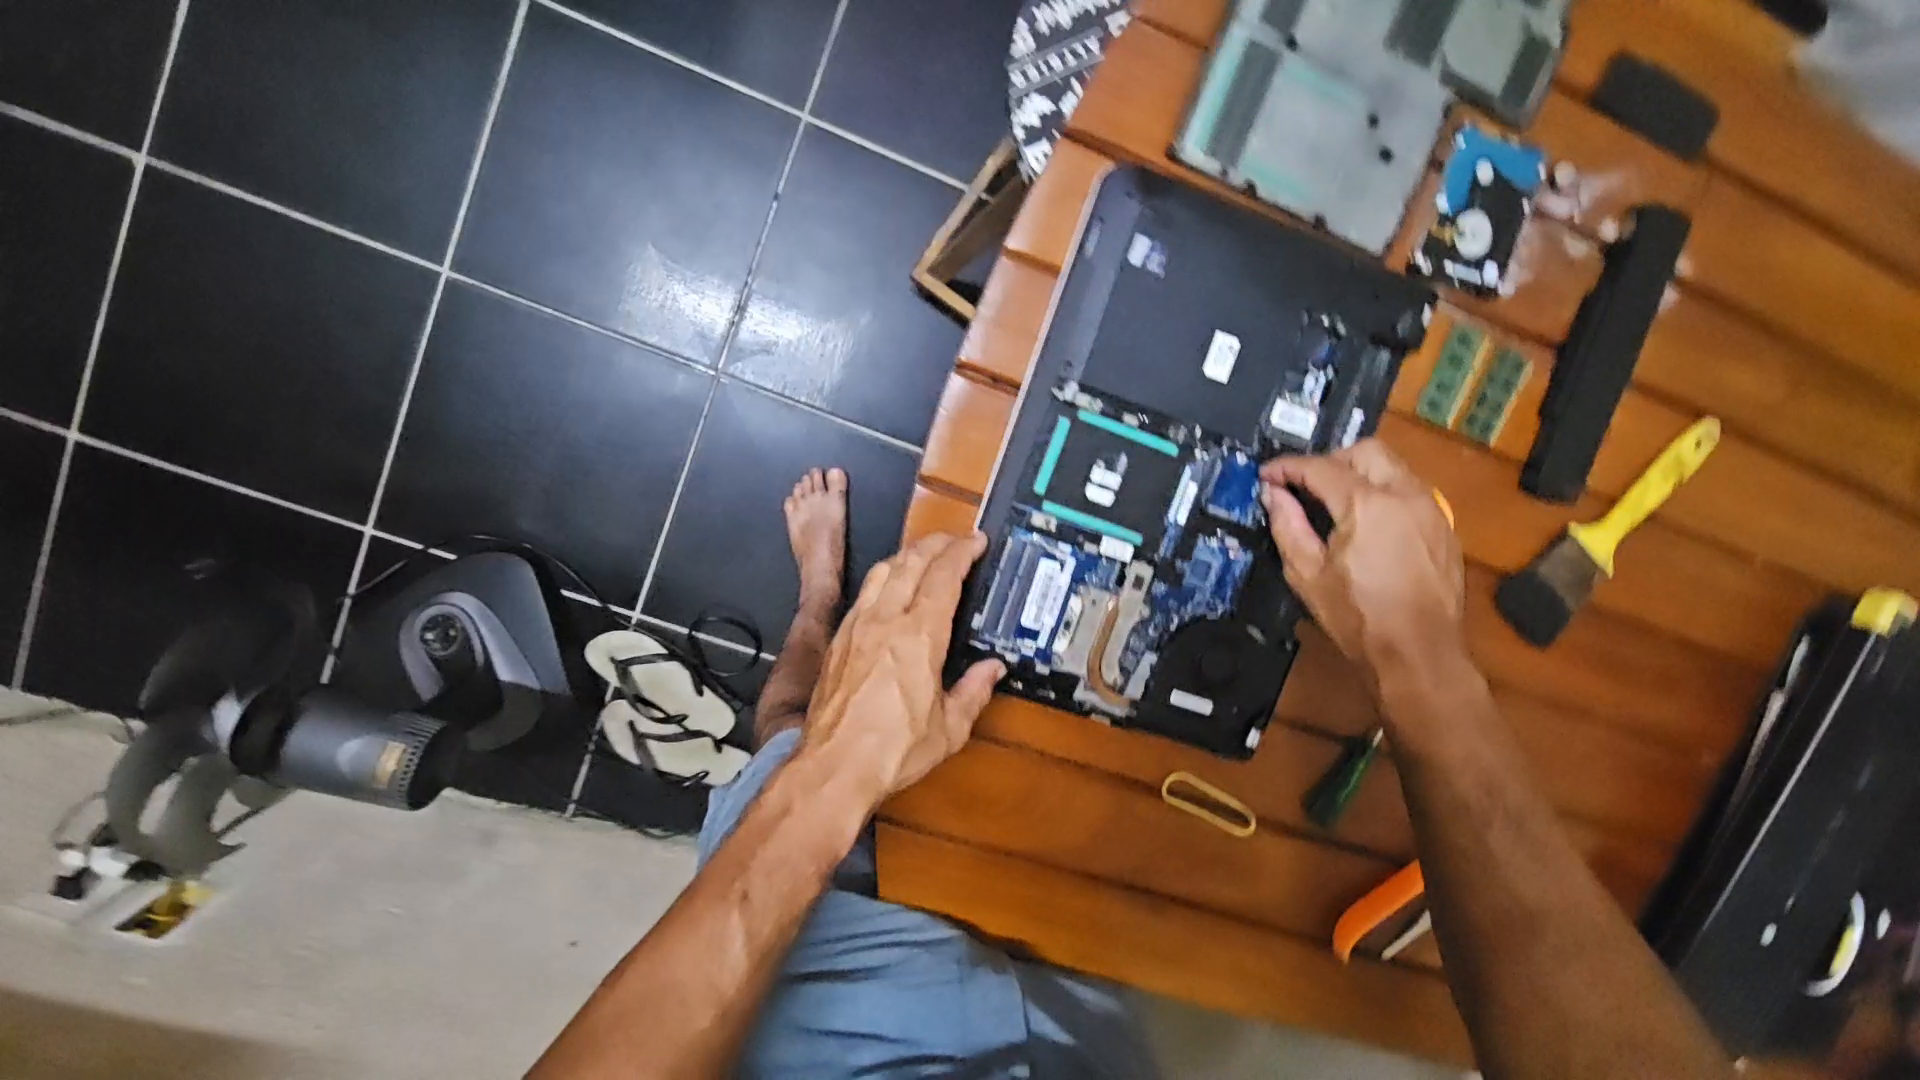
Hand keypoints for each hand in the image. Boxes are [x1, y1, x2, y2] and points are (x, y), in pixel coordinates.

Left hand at [800, 532, 1004, 805]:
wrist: (834, 766)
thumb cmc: (893, 750)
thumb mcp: (950, 728)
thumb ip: (974, 691)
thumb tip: (992, 670)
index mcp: (919, 636)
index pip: (943, 575)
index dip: (962, 552)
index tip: (976, 542)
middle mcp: (885, 621)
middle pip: (911, 561)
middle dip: (937, 543)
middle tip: (956, 541)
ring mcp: (857, 627)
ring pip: (882, 570)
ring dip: (907, 555)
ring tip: (925, 556)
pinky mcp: (838, 640)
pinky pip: (864, 593)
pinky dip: (884, 578)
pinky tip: (890, 588)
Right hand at [1260, 440, 1467, 697]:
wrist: (1418, 653)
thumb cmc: (1356, 617)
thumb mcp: (1306, 573)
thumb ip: (1287, 524)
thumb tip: (1273, 493)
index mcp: (1366, 504)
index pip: (1319, 467)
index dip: (1287, 467)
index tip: (1265, 475)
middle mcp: (1404, 494)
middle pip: (1364, 451)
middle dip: (1328, 461)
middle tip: (1303, 486)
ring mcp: (1431, 508)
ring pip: (1391, 466)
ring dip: (1358, 473)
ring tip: (1333, 502)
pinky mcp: (1444, 525)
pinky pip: (1409, 490)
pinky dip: (1382, 492)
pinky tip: (1366, 523)